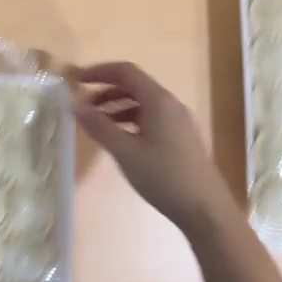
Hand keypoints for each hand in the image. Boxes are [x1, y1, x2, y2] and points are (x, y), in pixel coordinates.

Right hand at [72, 61, 236, 232]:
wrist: (206, 209)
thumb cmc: (164, 177)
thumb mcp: (126, 152)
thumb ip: (100, 127)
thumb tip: (76, 105)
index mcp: (159, 101)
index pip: (126, 72)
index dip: (100, 71)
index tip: (77, 80)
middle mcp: (171, 104)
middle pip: (135, 86)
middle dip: (106, 91)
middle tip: (83, 105)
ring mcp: (179, 121)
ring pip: (143, 103)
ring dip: (117, 107)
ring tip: (97, 124)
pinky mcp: (181, 138)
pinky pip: (152, 118)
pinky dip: (131, 120)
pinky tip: (120, 139)